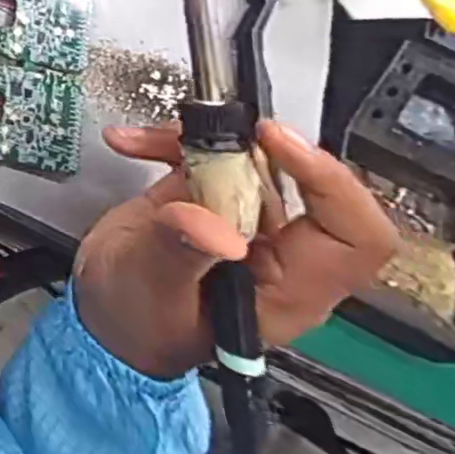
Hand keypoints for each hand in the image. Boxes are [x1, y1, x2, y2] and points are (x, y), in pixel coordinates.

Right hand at [72, 120, 398, 377]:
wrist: (102, 318)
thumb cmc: (135, 323)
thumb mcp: (150, 290)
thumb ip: (179, 256)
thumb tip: (215, 228)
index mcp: (289, 288)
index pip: (351, 234)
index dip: (329, 183)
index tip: (277, 142)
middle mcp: (275, 252)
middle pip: (293, 185)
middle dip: (244, 148)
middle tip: (198, 129)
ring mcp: (237, 224)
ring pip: (243, 164)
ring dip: (190, 140)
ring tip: (142, 140)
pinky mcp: (199, 202)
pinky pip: (199, 161)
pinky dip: (164, 144)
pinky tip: (130, 143)